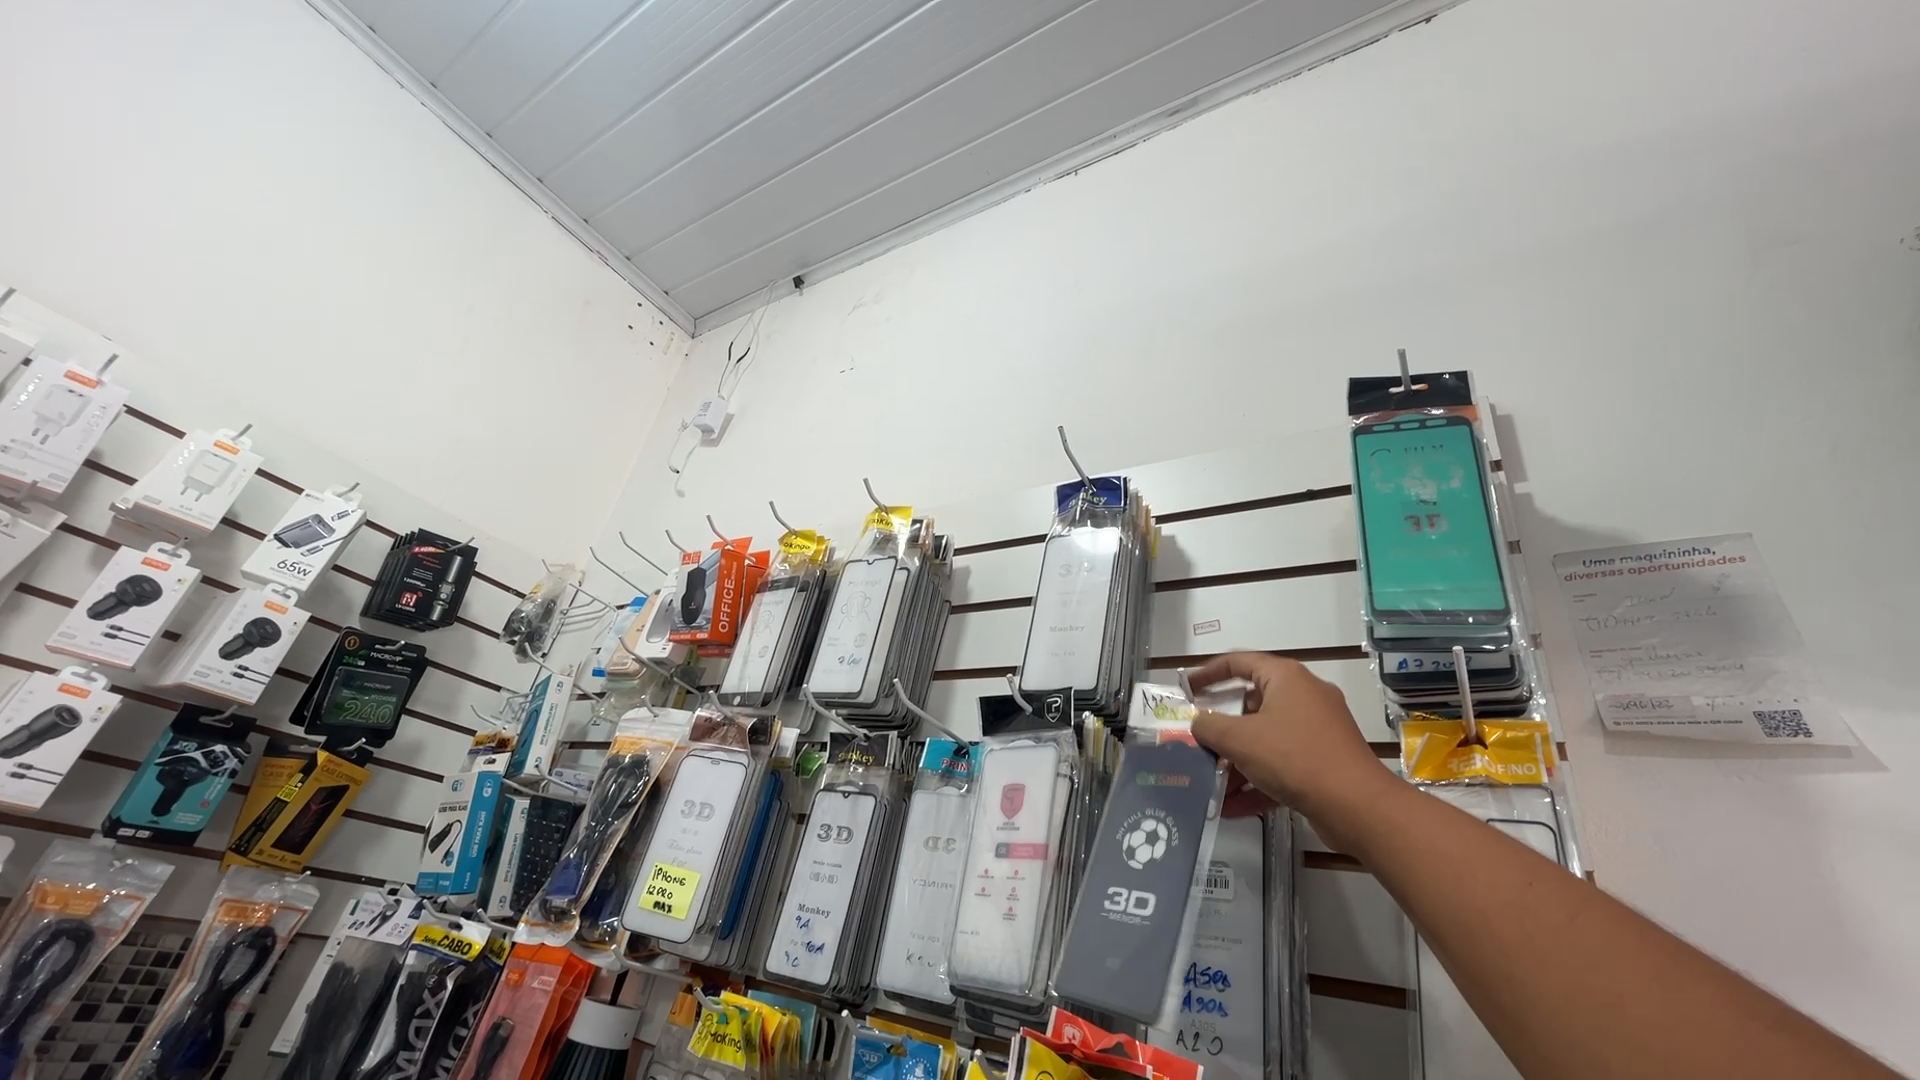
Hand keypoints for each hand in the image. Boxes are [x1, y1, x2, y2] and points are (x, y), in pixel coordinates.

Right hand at [1188, 652, 1392, 843]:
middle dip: (1221, 727)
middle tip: (1198, 740)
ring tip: (1211, 781)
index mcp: (1287, 678)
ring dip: (1236, 760)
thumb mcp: (1239, 739)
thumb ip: (1208, 726)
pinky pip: (1282, 764)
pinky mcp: (1325, 761)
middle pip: (1252, 704)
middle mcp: (1304, 697)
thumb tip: (1198, 723)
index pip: (1239, 662)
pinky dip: (1258, 780)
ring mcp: (1317, 730)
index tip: (1186, 689)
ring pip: (1266, 738)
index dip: (1208, 673)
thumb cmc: (1294, 757)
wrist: (1358, 806)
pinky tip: (1232, 806)